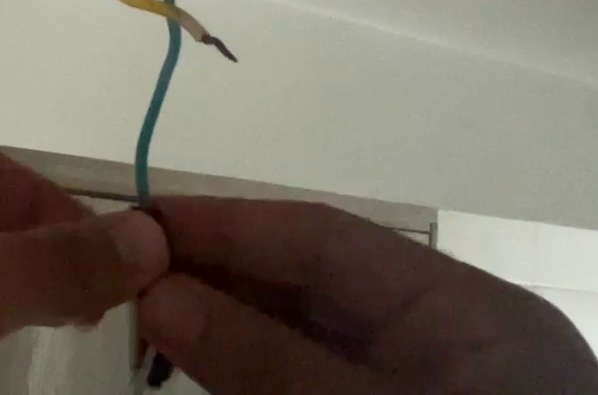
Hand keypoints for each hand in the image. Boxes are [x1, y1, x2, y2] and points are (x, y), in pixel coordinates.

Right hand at [137, 197, 597, 392]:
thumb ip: (266, 361)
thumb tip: (154, 291)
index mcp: (469, 315)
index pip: (325, 237)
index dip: (230, 222)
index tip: (146, 220)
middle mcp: (447, 344)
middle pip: (309, 285)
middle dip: (219, 275)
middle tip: (128, 273)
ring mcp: (419, 392)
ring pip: (301, 338)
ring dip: (224, 327)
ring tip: (147, 318)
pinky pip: (306, 384)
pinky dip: (251, 374)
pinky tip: (197, 367)